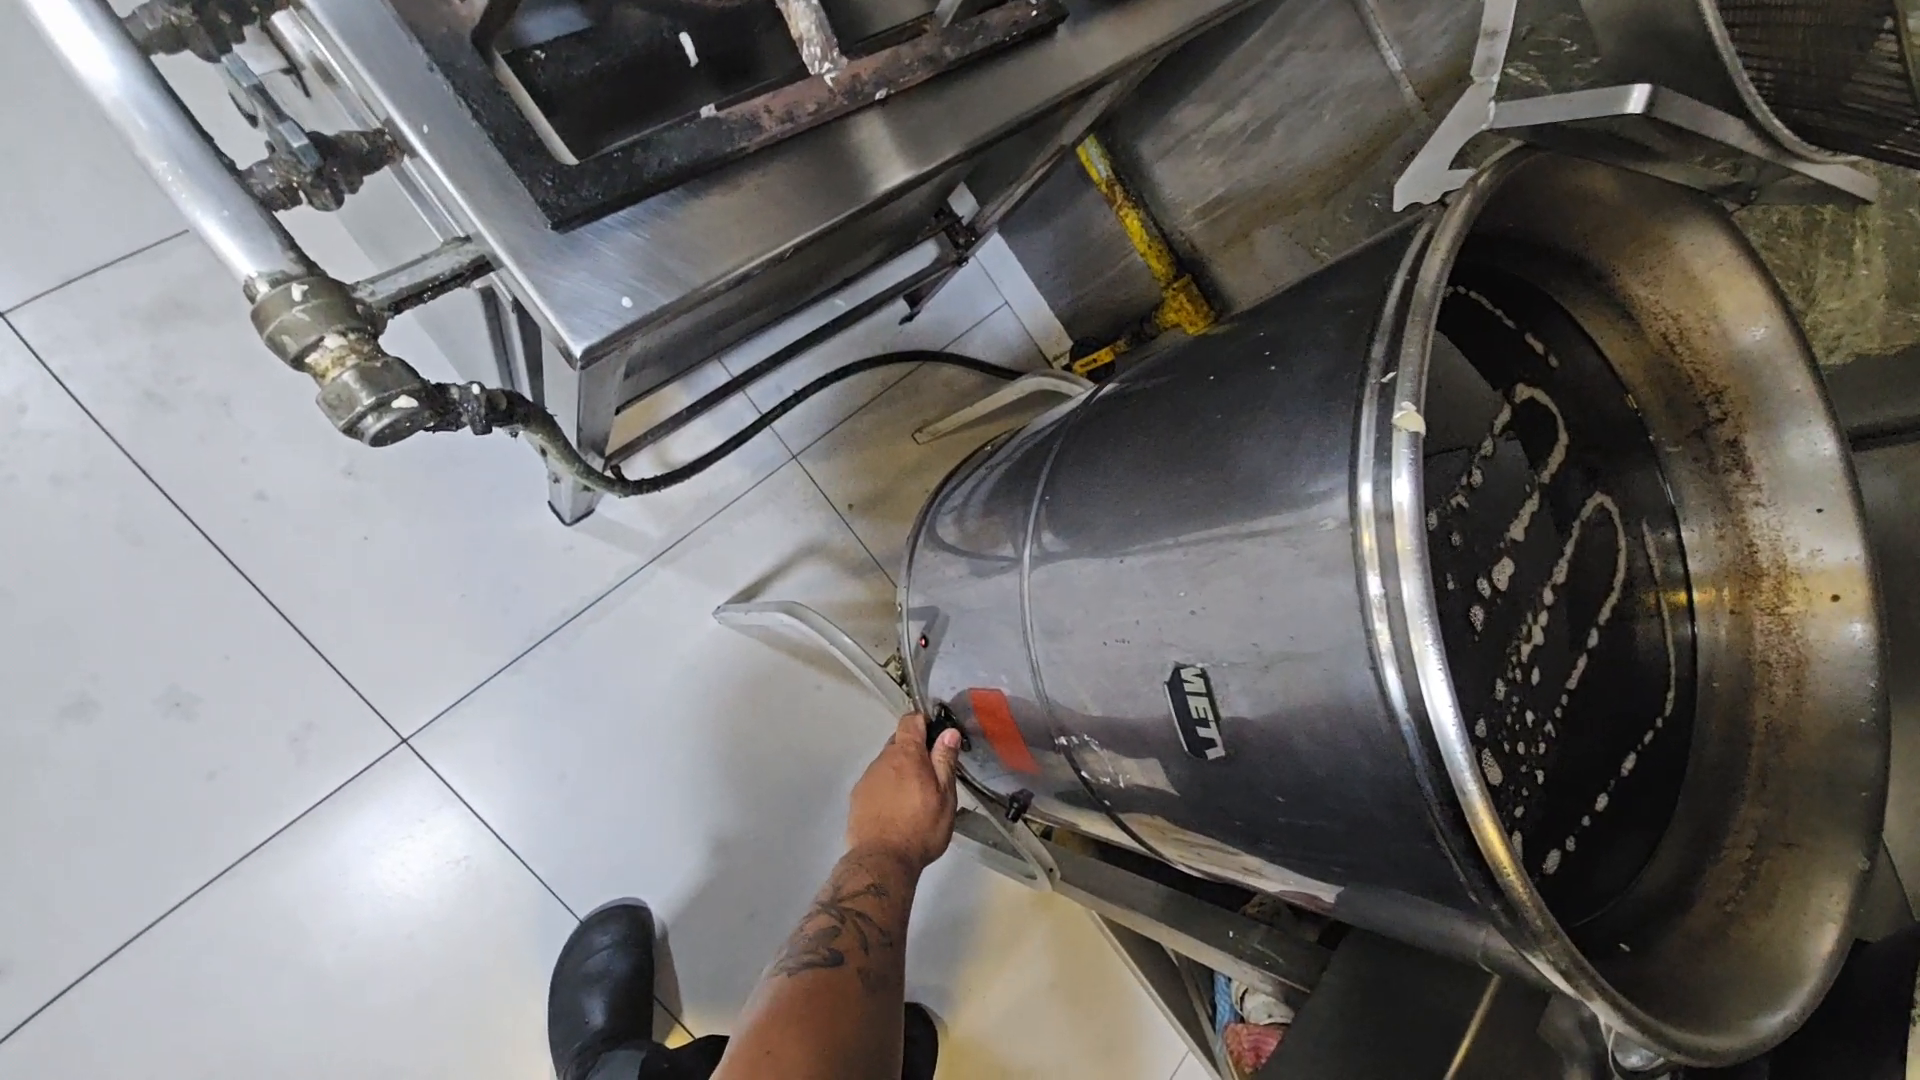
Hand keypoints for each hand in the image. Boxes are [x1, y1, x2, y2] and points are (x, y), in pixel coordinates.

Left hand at [845, 713, 961, 872]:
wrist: (882, 860)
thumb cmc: (921, 827)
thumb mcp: (944, 796)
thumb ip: (944, 761)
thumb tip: (948, 732)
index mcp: (906, 754)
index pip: (910, 721)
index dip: (923, 723)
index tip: (935, 736)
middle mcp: (883, 760)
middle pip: (898, 742)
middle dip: (913, 751)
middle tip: (930, 773)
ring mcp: (867, 778)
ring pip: (886, 764)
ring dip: (899, 771)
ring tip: (913, 797)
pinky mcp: (857, 797)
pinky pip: (876, 783)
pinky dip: (886, 788)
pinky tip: (895, 810)